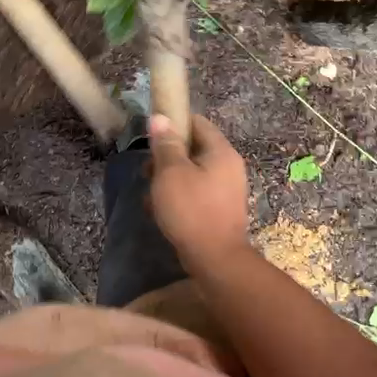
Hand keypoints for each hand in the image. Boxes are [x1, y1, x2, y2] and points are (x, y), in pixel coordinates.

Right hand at [147, 113, 251, 270]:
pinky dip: (177, 196)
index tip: (150, 137)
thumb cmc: (191, 209)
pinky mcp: (219, 208)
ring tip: (151, 195)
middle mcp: (228, 166)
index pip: (196, 122)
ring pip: (190, 171)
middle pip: (192, 148)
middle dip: (165, 157)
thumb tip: (160, 118)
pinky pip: (195, 191)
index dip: (172, 124)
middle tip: (147, 171)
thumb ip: (165, 144)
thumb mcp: (170, 172)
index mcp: (221, 152)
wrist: (215, 259)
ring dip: (167, 179)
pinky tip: (160, 211)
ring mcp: (226, 189)